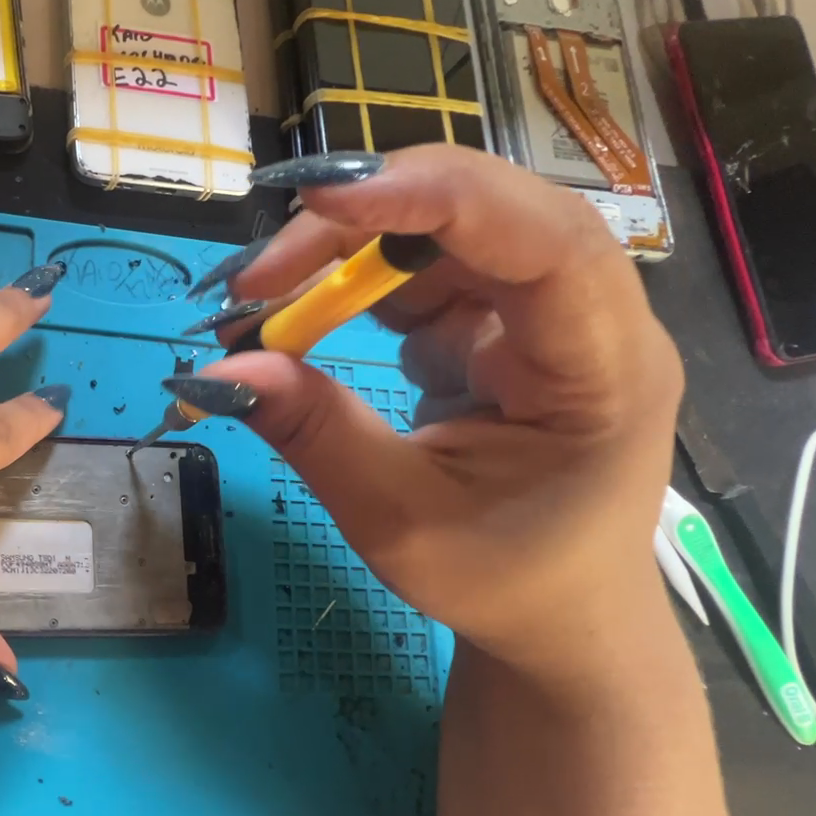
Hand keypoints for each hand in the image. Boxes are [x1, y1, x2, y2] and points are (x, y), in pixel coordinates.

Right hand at [198, 147, 682, 669]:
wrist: (555, 616)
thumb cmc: (498, 577)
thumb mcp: (392, 515)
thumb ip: (312, 432)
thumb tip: (216, 372)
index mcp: (599, 369)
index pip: (540, 241)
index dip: (431, 200)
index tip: (316, 200)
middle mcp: (582, 319)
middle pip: (480, 218)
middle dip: (356, 230)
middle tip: (250, 281)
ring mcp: (537, 319)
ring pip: (437, 241)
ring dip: (338, 261)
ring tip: (255, 308)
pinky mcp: (494, 331)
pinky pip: (416, 282)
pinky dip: (345, 294)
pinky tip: (294, 327)